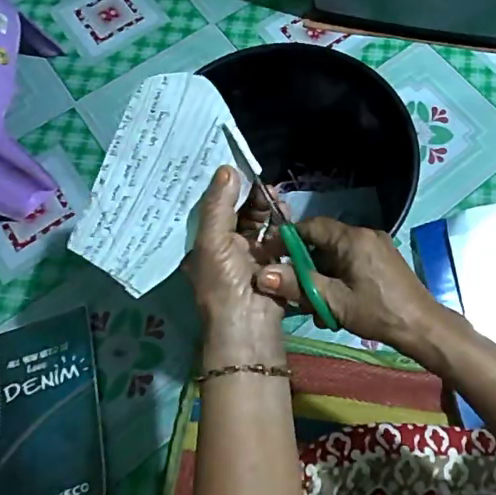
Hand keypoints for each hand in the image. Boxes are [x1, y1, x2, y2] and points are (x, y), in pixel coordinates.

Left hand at [184, 167, 288, 363]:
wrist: (250, 325)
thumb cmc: (223, 283)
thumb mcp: (213, 241)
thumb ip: (220, 205)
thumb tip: (227, 169)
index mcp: (206, 246)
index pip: (215, 211)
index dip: (227, 191)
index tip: (240, 171)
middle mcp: (227, 251)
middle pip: (241, 216)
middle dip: (253, 199)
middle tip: (266, 184)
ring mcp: (251, 259)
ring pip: (262, 226)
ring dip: (270, 211)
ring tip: (279, 197)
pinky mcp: (274, 266)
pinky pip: (279, 240)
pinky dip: (284, 227)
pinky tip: (289, 216)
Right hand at [252, 217, 447, 359]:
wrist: (421, 325)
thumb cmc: (377, 311)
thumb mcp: (334, 301)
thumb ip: (298, 285)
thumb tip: (262, 274)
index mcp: (353, 238)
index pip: (312, 226)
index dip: (287, 239)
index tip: (270, 257)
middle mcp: (366, 235)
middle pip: (324, 242)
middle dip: (306, 267)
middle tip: (296, 293)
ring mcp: (377, 246)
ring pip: (337, 256)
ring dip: (323, 279)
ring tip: (319, 309)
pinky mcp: (384, 260)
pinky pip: (352, 262)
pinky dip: (339, 279)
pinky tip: (337, 306)